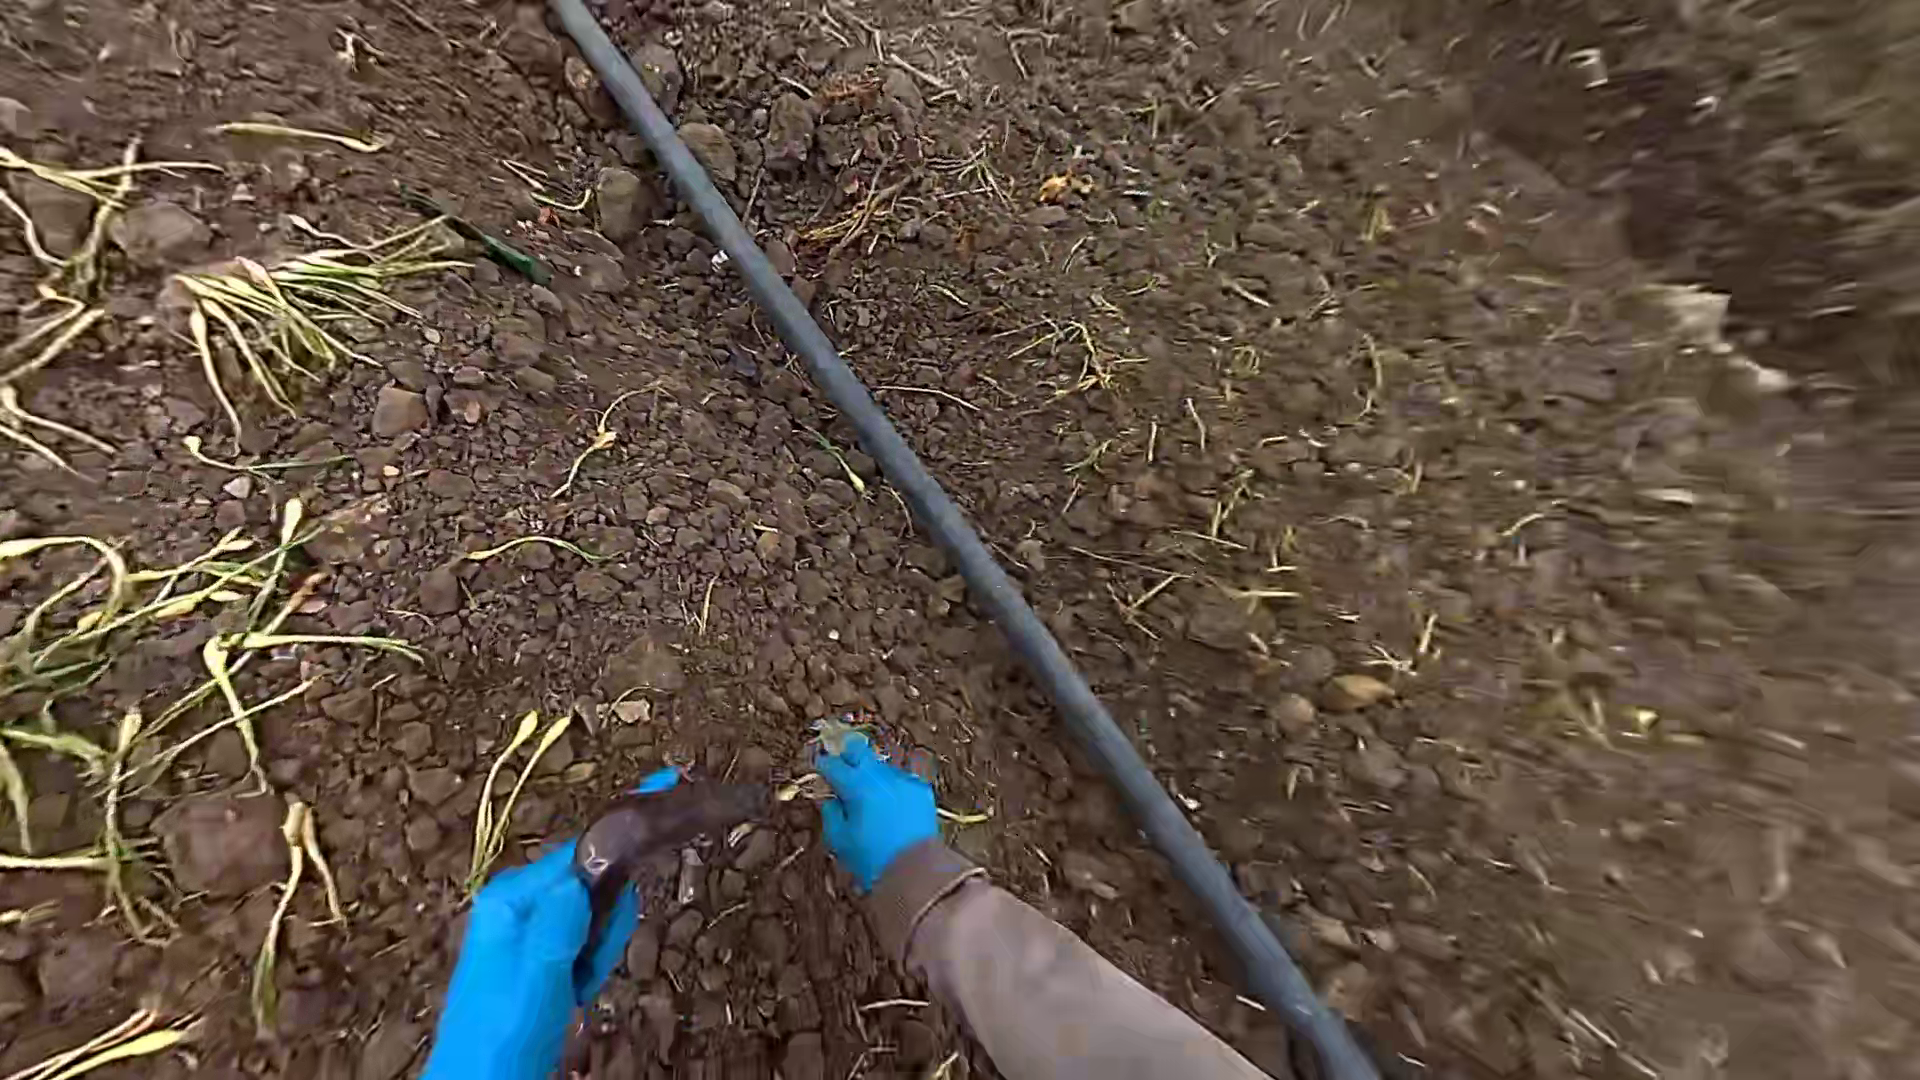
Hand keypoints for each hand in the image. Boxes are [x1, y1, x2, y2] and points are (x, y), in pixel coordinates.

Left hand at [423, 765, 679, 1079]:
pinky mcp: (546, 943)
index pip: (585, 847)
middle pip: (598, 874)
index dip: (629, 826)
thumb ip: (556, 926)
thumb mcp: (535, 979)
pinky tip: (578, 982)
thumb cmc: (504, 1034)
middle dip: (610, 915)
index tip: (668, 785)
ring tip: (580, 979)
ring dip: (603, 939)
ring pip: (601, 902)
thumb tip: (581, 874)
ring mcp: (533, 921)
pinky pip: (591, 927)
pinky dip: (596, 951)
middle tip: (593, 960)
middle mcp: (523, 898)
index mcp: (513, 896)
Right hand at [817, 732, 937, 890]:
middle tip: (843, 769)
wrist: (915, 870)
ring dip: (872, 775)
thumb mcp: (840, 840)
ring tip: (869, 795)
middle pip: (859, 750)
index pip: (834, 765)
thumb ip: (831, 814)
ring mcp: (903, 779)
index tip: (821, 765)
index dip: (824, 764)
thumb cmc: (873, 860)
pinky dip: (893, 787)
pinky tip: (890, 803)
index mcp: (857, 786)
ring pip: (881, 765)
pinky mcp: (921, 788)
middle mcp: (880, 776)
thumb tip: (832, 800)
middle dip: (848, 756)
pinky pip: (902, 779)